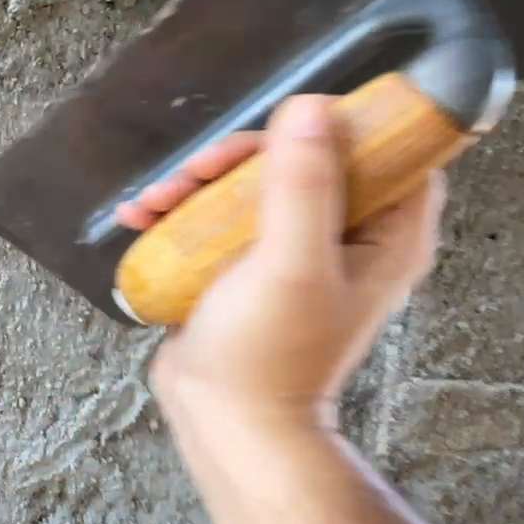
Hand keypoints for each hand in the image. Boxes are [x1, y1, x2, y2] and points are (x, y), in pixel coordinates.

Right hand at [132, 93, 446, 431]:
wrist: (222, 417)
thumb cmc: (267, 351)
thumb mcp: (289, 264)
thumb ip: (302, 186)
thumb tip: (310, 106)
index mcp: (385, 234)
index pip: (384, 152)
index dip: (338, 127)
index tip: (278, 125)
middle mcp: (341, 238)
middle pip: (298, 165)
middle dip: (238, 160)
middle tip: (193, 172)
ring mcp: (285, 256)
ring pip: (246, 191)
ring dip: (194, 187)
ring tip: (151, 203)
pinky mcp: (237, 271)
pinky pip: (212, 222)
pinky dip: (175, 214)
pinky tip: (138, 218)